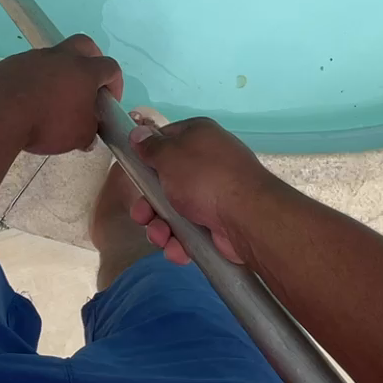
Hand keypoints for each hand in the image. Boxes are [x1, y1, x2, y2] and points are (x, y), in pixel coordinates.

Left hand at [0, 35, 123, 154]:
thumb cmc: (46, 124)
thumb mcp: (78, 136)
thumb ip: (89, 131)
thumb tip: (90, 133)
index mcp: (83, 70)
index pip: (110, 67)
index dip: (115, 84)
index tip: (108, 103)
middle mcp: (60, 57)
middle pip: (84, 45)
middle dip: (91, 60)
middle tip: (87, 84)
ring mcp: (33, 57)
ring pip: (53, 57)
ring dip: (59, 73)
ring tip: (53, 100)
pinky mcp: (10, 64)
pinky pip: (28, 68)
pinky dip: (33, 80)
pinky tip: (27, 101)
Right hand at [128, 117, 281, 265]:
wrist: (247, 216)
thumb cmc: (203, 177)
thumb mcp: (169, 156)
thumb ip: (150, 146)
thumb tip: (138, 132)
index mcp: (197, 137)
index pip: (165, 140)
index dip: (148, 157)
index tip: (135, 171)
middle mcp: (206, 162)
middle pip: (165, 182)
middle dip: (149, 204)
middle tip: (142, 216)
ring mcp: (213, 194)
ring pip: (174, 211)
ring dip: (161, 227)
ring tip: (161, 237)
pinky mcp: (218, 222)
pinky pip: (190, 230)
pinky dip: (180, 242)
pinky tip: (177, 249)